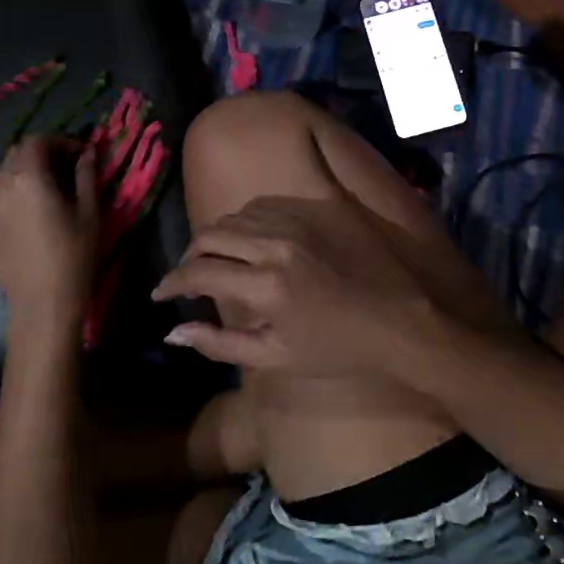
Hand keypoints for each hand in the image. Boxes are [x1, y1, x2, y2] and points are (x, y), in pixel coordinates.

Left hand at [0, 137, 98, 338]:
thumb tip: (87, 153)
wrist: (43, 300)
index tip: (80, 153)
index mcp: (30, 176)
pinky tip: (7, 200)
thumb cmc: (74, 254)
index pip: (39, 141)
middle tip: (64, 167)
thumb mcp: (90, 212)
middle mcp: (1, 184)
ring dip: (20, 170)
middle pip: (17, 153)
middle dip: (41, 153)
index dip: (61, 141)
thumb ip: (86, 176)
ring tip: (40, 186)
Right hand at [152, 196, 448, 376]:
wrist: (403, 320)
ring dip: (218, 237)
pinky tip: (253, 239)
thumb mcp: (276, 358)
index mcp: (265, 287)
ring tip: (218, 258)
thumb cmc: (339, 349)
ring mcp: (299, 221)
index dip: (171, 283)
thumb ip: (219, 344)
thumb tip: (172, 331)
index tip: (160, 294)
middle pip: (210, 234)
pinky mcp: (318, 208)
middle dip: (189, 255)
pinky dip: (249, 220)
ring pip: (237, 216)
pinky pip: (267, 204)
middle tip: (189, 276)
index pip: (198, 273)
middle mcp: (276, 244)